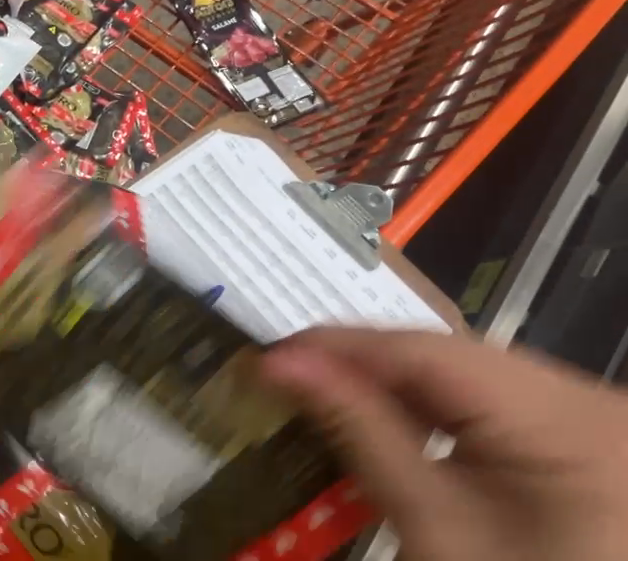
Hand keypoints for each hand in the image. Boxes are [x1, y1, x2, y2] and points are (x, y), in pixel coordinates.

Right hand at [260, 328, 627, 560]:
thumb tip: (276, 360)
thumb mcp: (430, 517)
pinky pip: (501, 394)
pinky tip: (403, 422)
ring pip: (469, 369)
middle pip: (449, 356)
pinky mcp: (595, 432)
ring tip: (335, 398)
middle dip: (365, 366)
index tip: (268, 357)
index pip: (424, 350)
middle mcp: (597, 401)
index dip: (336, 346)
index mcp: (571, 420)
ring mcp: (602, 415)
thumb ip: (356, 427)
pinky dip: (442, 403)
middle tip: (294, 379)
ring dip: (398, 383)